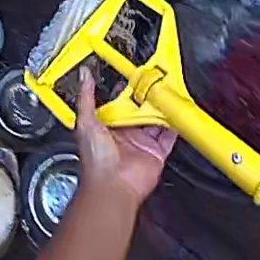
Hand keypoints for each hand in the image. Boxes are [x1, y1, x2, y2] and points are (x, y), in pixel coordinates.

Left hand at [73, 66, 176, 205]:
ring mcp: (141, 143)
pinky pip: (168, 137)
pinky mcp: (155, 153)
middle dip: (146, 97)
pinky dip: (174, 126)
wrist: (112, 185)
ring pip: (155, 121)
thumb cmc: (95, 159)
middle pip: (139, 110)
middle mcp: (125, 133)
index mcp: (107, 125)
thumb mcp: (85, 121)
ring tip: (166, 93)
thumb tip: (84, 74)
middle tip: (153, 81)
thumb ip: (86, 96)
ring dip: (160, 109)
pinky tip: (176, 114)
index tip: (134, 75)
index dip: (126, 90)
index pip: (119, 102)